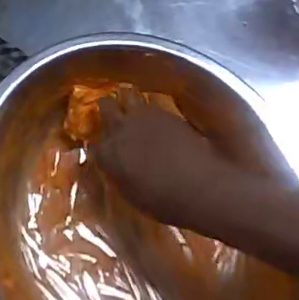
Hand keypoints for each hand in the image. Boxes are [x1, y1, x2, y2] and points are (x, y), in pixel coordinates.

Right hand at [90, 93, 256, 226]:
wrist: (206, 189)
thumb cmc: (168, 203)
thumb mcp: (134, 195)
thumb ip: (118, 175)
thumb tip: (112, 167)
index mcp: (108, 153)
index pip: (92, 143)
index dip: (98, 146)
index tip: (103, 151)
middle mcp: (119, 128)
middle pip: (104, 105)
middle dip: (106, 110)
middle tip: (113, 119)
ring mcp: (142, 116)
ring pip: (125, 96)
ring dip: (126, 102)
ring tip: (133, 111)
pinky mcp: (164, 113)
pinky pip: (148, 103)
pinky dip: (148, 109)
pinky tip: (155, 120)